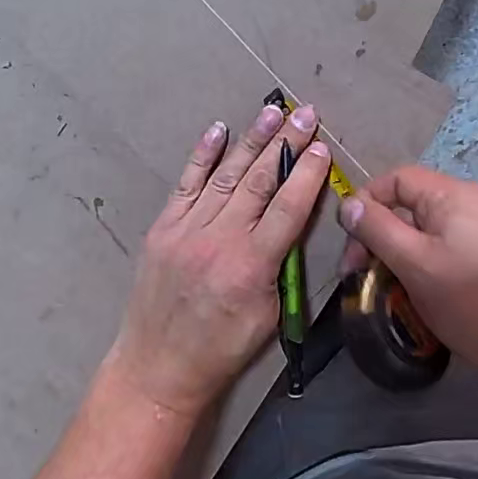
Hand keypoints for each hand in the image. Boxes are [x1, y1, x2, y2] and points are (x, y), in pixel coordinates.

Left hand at [105, 100, 331, 417]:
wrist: (156, 366)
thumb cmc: (220, 350)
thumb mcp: (267, 316)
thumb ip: (280, 267)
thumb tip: (288, 226)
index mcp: (251, 266)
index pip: (287, 208)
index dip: (307, 175)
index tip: (321, 146)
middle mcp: (218, 239)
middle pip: (258, 181)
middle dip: (285, 144)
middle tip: (304, 112)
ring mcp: (186, 228)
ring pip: (225, 175)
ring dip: (251, 141)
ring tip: (271, 112)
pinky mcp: (163, 227)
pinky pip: (186, 183)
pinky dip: (203, 155)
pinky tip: (219, 130)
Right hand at [338, 166, 477, 379]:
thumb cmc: (473, 305)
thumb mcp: (415, 265)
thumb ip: (376, 229)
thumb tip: (348, 204)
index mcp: (454, 194)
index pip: (394, 180)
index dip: (365, 205)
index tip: (352, 247)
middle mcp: (472, 200)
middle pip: (408, 202)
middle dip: (378, 233)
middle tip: (361, 273)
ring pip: (423, 225)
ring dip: (397, 249)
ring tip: (386, 283)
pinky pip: (443, 242)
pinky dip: (421, 258)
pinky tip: (416, 287)